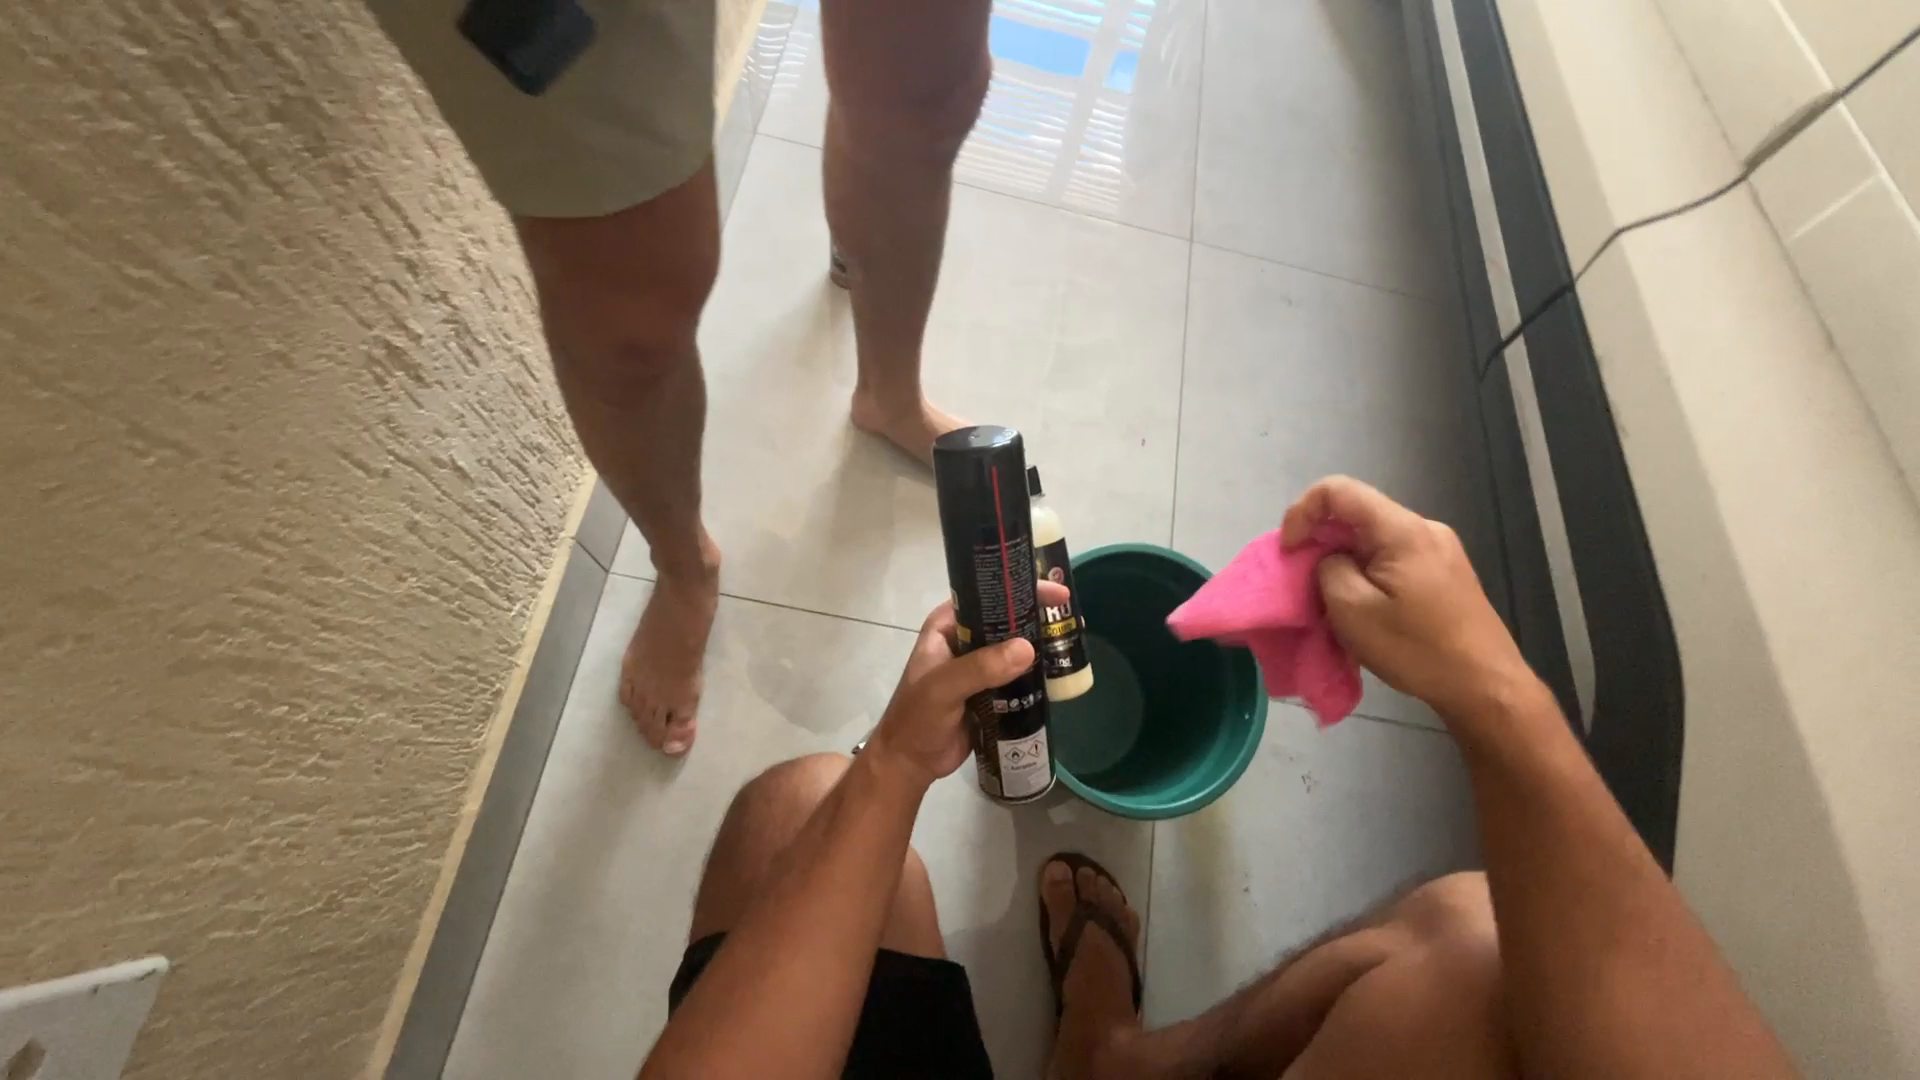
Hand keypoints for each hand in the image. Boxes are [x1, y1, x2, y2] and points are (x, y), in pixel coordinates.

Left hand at [865, 582, 1070, 790]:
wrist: (911, 763)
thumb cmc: (917, 718)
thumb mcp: (943, 688)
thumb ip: (980, 668)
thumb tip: (1028, 648)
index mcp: (947, 626)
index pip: (986, 597)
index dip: (1019, 590)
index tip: (1055, 593)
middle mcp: (965, 639)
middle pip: (1007, 620)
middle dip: (1038, 617)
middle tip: (1072, 616)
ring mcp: (980, 666)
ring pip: (1016, 648)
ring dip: (1042, 645)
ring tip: (1073, 641)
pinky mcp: (993, 691)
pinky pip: (1020, 676)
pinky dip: (1039, 673)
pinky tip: (1062, 672)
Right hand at [1281, 476, 1538, 722]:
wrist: (1486, 687)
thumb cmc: (1416, 649)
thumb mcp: (1352, 610)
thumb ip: (1328, 569)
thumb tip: (1330, 559)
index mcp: (1402, 530)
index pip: (1337, 490)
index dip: (1301, 512)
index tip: (1289, 552)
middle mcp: (1424, 528)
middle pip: (1355, 512)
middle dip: (1318, 539)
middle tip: (1302, 580)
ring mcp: (1439, 549)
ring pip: (1371, 536)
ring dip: (1340, 558)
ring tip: (1328, 597)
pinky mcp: (1444, 571)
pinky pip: (1389, 555)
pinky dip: (1363, 570)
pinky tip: (1361, 604)